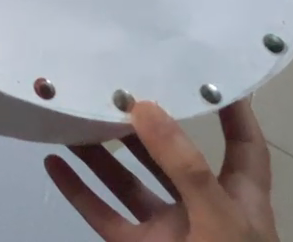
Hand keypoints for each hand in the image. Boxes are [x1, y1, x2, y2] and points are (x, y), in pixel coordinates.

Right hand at [45, 100, 278, 241]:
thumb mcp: (220, 221)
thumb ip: (182, 165)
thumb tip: (143, 104)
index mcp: (238, 201)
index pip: (241, 146)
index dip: (230, 109)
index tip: (203, 68)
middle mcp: (201, 208)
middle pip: (168, 154)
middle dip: (139, 121)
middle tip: (104, 81)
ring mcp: (167, 232)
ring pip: (127, 180)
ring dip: (98, 150)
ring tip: (68, 112)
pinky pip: (100, 213)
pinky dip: (75, 188)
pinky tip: (51, 161)